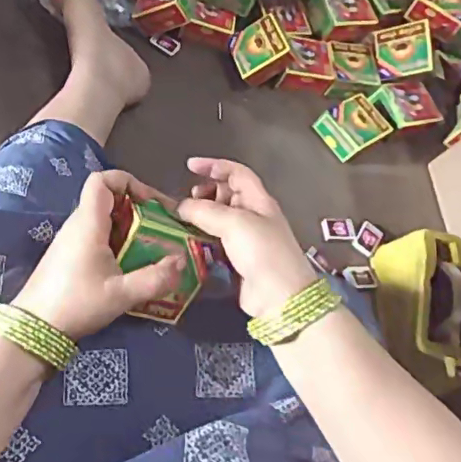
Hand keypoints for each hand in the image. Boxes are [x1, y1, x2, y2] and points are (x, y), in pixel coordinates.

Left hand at [14, 170, 186, 338]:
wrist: (35, 327)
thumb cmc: (77, 304)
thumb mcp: (122, 294)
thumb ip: (155, 278)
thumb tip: (182, 263)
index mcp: (88, 224)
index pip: (102, 180)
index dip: (128, 181)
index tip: (151, 203)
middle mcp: (77, 225)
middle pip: (108, 200)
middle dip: (138, 209)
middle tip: (161, 228)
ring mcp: (70, 241)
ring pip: (104, 220)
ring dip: (129, 228)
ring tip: (152, 249)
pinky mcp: (68, 256)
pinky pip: (97, 237)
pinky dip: (117, 242)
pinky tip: (130, 266)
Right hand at [177, 157, 319, 319]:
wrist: (280, 296)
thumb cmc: (262, 252)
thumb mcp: (234, 223)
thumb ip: (204, 211)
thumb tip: (180, 207)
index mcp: (259, 200)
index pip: (237, 172)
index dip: (214, 165)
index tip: (190, 166)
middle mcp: (254, 216)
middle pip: (227, 193)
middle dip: (206, 191)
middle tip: (188, 200)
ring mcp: (247, 238)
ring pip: (220, 218)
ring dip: (202, 215)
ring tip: (185, 220)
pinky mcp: (238, 258)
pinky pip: (217, 240)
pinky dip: (203, 237)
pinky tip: (190, 241)